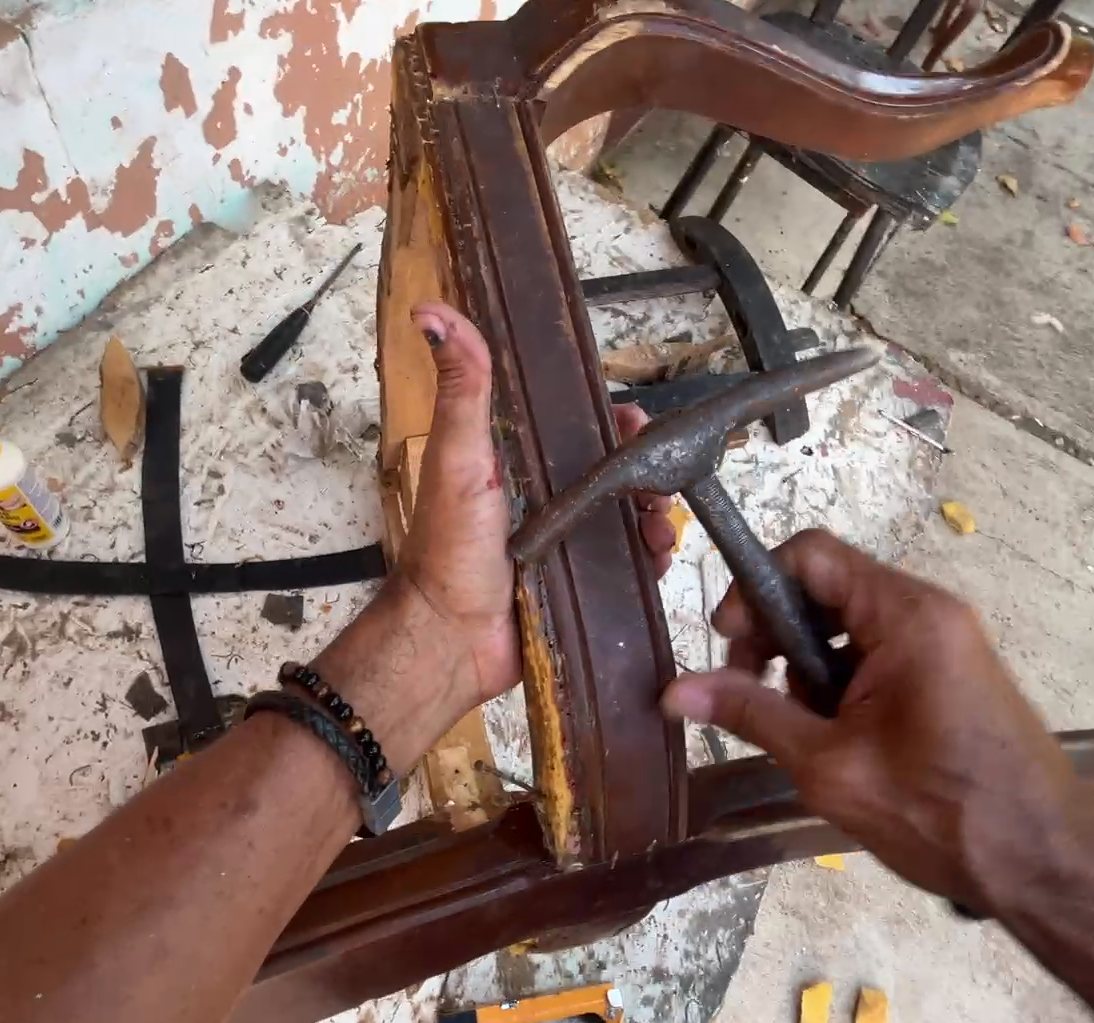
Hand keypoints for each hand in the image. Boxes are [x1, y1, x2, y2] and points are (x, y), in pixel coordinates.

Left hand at [398, 302, 676, 710]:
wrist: (452, 638)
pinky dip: (650, 556)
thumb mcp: (459, 460)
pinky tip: (658, 557)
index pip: (575, 429)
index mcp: (518, 465)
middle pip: (612, 473)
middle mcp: (546, 501)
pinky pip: (628, 564)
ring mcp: (566, 545)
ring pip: (627, 517)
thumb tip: (432, 312)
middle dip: (645, 472)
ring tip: (660, 526)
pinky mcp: (581, 585)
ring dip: (655, 514)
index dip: (610, 422)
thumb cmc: (451, 548)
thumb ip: (461, 391)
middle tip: (659, 484)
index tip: (633, 422)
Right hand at [659, 529, 1093, 914]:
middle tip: (750, 690)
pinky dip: (837, 676)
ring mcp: (944, 640)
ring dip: (803, 661)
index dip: (754, 586)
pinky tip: (834, 731)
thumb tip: (671, 691)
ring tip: (798, 723)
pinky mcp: (949, 669)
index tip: (730, 642)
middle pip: (823, 585)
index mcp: (906, 616)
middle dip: (773, 632)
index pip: (810, 554)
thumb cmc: (938, 814)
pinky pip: (873, 647)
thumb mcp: (826, 764)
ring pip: (844, 621)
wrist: (1049, 876)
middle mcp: (929, 611)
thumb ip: (749, 712)